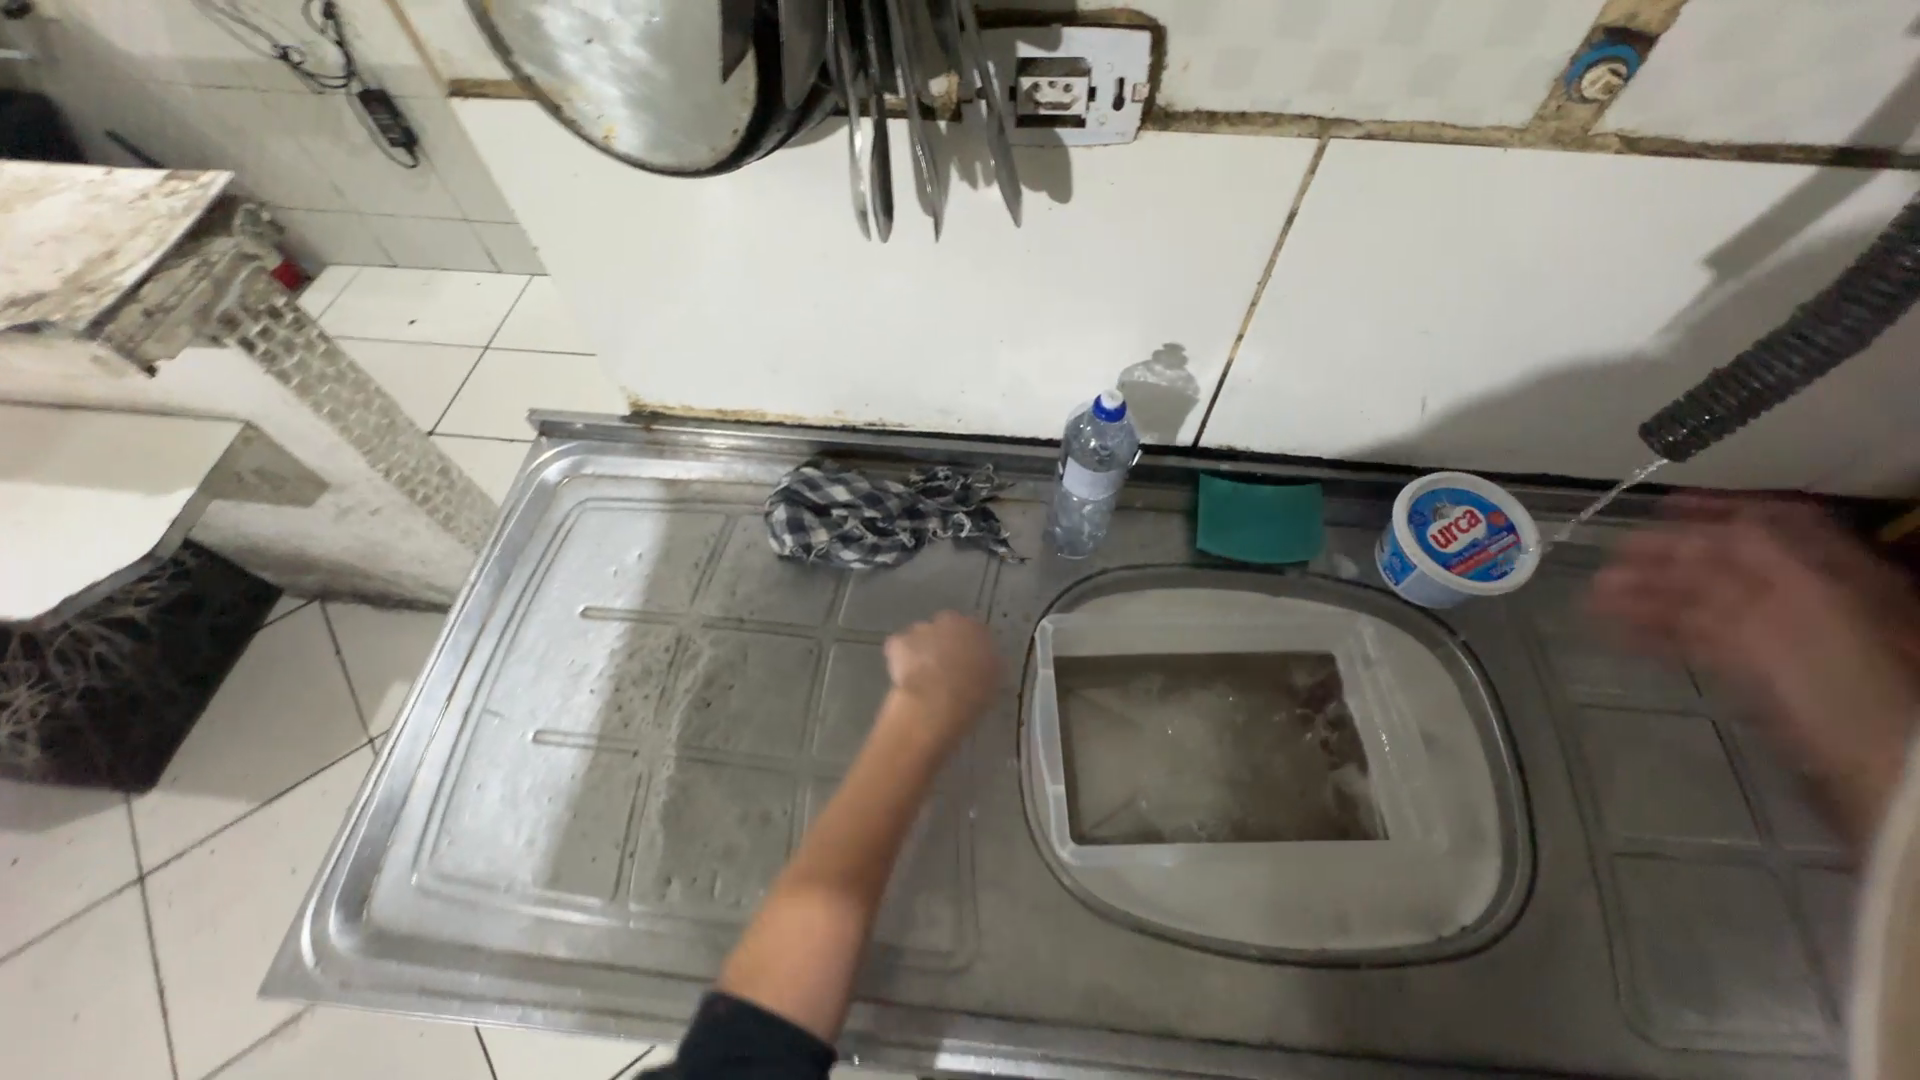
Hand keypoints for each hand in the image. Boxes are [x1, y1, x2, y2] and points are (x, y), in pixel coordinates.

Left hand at [882, 612, 1000, 745]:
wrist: (939, 699)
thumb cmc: (974, 691)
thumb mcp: (994, 678)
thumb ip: (987, 663)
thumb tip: (982, 663)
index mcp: (975, 628)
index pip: (972, 631)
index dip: (967, 647)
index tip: (965, 663)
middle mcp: (948, 620)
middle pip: (944, 629)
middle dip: (943, 644)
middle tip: (943, 669)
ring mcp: (921, 628)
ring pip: (920, 637)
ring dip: (921, 650)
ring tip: (922, 676)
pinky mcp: (898, 641)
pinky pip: (898, 647)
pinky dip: (900, 659)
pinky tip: (905, 677)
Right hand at [1590, 497, 1919, 849]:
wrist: (1886, 768)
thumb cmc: (1854, 679)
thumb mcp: (1811, 602)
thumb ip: (1759, 556)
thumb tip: (1697, 524)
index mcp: (1828, 573)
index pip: (1769, 525)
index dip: (1715, 510)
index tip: (1658, 507)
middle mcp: (1806, 598)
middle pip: (1727, 565)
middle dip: (1664, 556)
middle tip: (1605, 557)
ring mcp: (1782, 639)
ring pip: (1705, 604)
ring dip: (1648, 594)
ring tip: (1593, 595)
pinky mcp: (1759, 678)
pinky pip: (1701, 643)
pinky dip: (1657, 632)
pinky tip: (1618, 631)